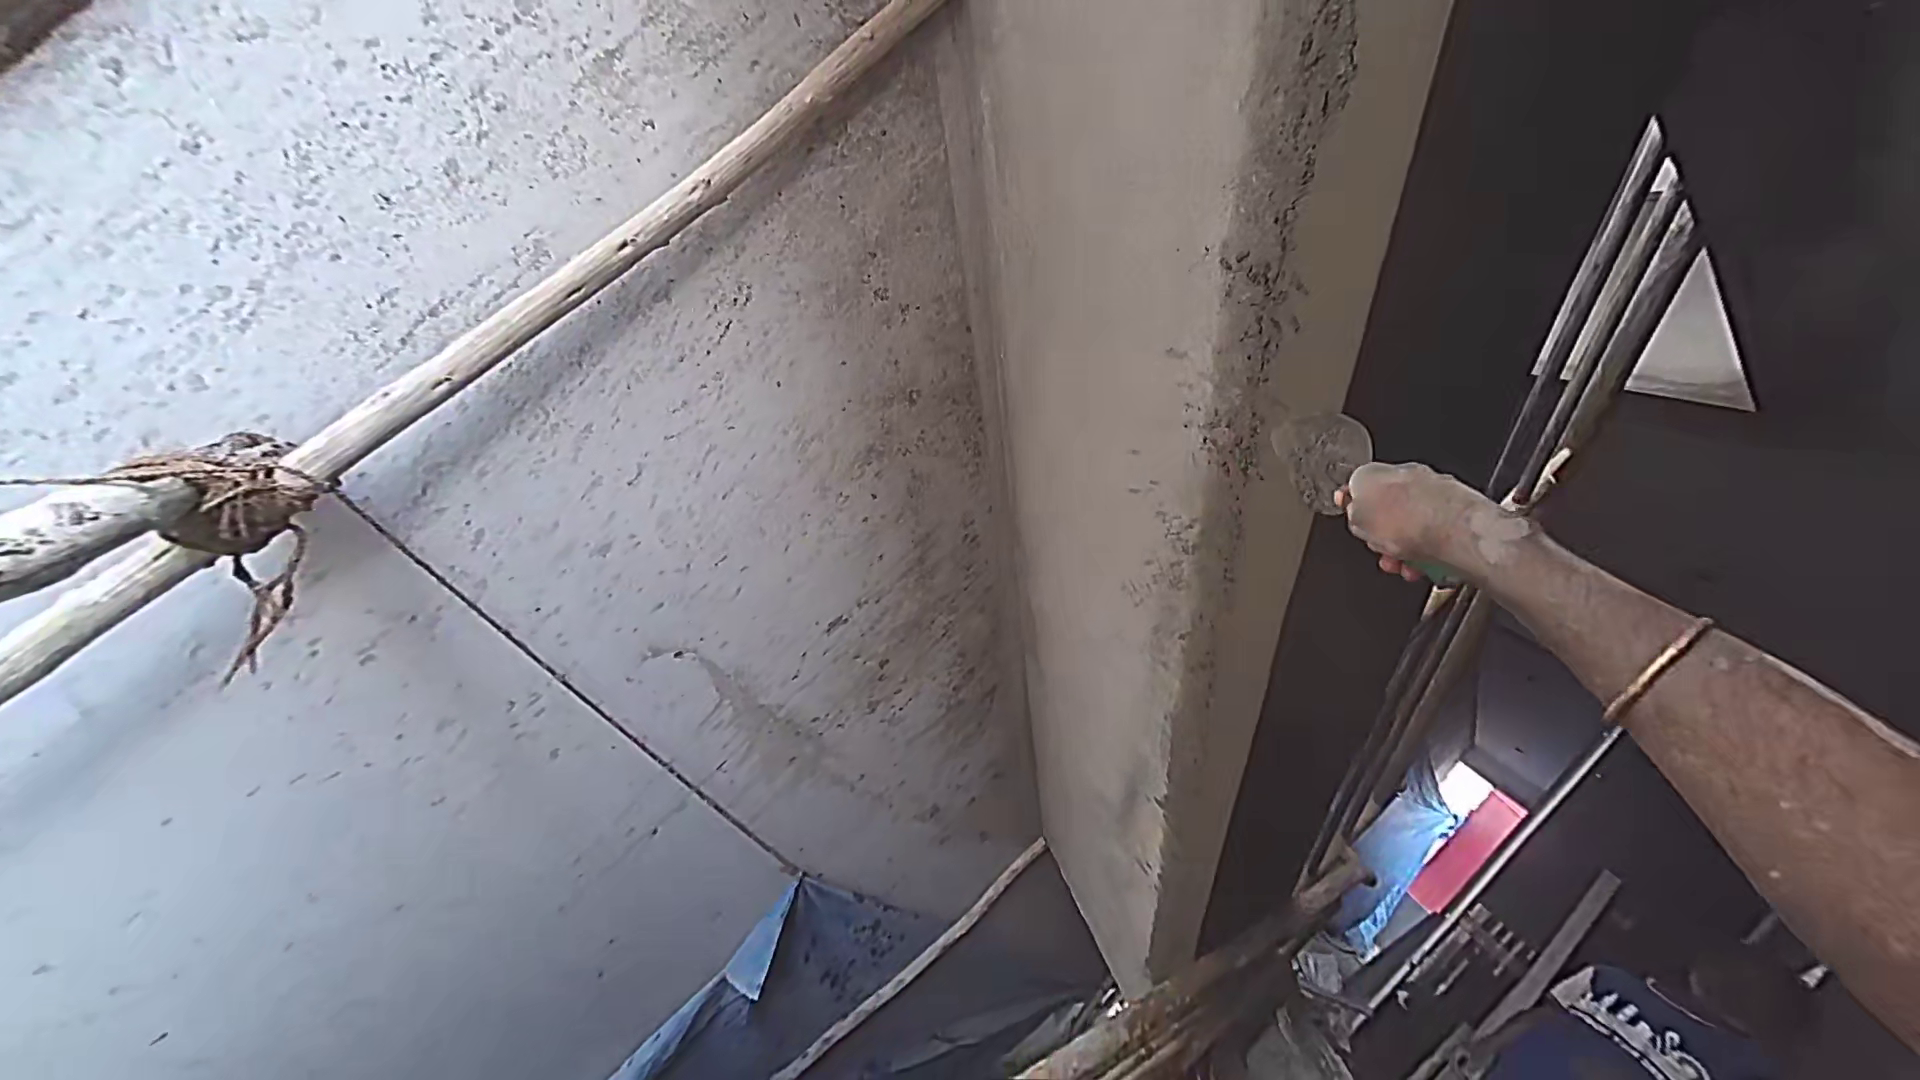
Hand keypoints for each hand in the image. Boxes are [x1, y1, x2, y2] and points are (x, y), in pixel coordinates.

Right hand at [1334, 462, 1514, 583]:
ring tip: (1404, 564)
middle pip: (1385, 508)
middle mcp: (1406, 474)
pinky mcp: (1458, 506)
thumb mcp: (1356, 521)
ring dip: (1404, 547)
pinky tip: (1425, 563)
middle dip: (1382, 534)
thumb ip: (1350, 511)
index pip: (1356, 488)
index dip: (1354, 511)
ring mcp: (1434, 488)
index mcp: (1375, 472)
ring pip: (1410, 522)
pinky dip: (1428, 548)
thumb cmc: (1409, 524)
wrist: (1459, 533)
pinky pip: (1434, 529)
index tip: (1356, 526)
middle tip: (1381, 549)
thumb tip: (1352, 509)